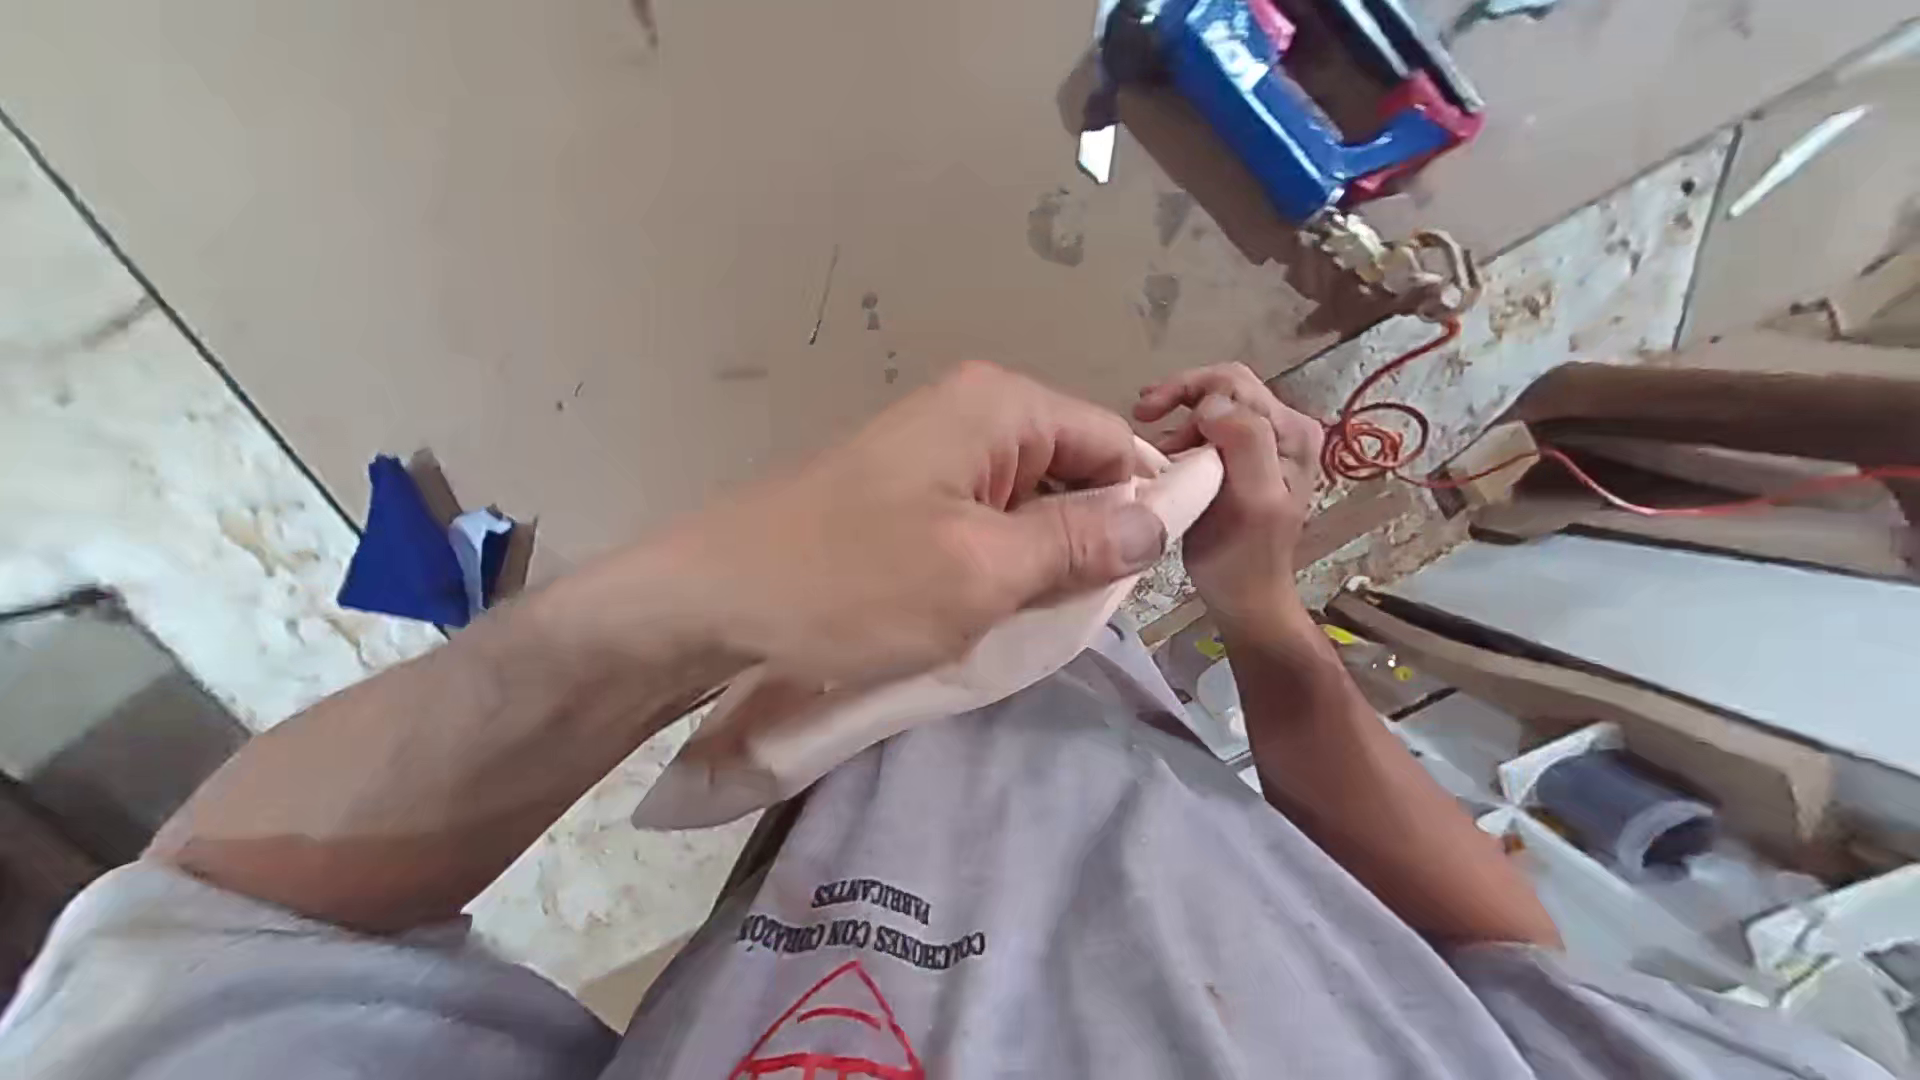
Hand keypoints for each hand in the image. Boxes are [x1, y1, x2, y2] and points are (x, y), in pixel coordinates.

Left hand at [584, 361, 1167, 682]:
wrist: (712, 603)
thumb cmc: (852, 584)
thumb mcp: (983, 570)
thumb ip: (1079, 542)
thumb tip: (1159, 519)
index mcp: (998, 407)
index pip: (1111, 441)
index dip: (1143, 503)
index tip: (1149, 577)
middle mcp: (969, 415)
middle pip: (1069, 472)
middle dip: (1085, 540)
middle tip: (1076, 612)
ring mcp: (932, 456)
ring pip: (1025, 506)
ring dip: (1037, 562)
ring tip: (1023, 618)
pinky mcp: (904, 496)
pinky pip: (980, 525)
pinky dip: (995, 566)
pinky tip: (980, 609)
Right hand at [1134, 363, 1323, 632]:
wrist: (1244, 597)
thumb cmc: (1244, 557)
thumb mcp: (1253, 500)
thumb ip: (1245, 443)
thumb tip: (1211, 403)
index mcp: (1291, 432)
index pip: (1233, 383)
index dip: (1185, 389)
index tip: (1144, 415)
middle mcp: (1282, 429)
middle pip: (1224, 387)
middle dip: (1179, 395)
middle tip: (1140, 414)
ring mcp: (1262, 445)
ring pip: (1212, 406)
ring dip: (1177, 421)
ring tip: (1156, 453)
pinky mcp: (1241, 461)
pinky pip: (1207, 431)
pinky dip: (1180, 437)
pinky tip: (1165, 457)